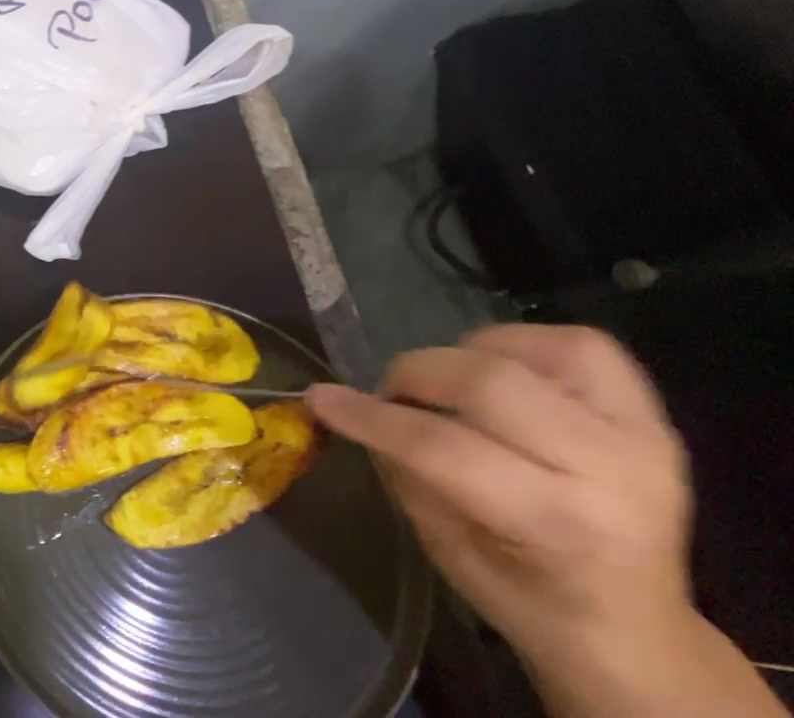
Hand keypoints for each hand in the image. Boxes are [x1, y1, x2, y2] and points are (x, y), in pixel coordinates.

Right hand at [305, 325, 691, 666]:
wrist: (632, 626)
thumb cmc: (524, 596)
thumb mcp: (445, 545)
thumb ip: (408, 471)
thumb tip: (363, 413)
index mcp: (557, 522)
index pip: (443, 446)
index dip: (369, 416)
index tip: (320, 398)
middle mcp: (610, 471)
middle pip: (489, 382)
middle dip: (414, 374)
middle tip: (390, 394)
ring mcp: (640, 435)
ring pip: (531, 350)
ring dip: (465, 355)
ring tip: (446, 385)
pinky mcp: (652, 414)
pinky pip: (577, 346)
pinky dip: (518, 346)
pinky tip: (497, 371)